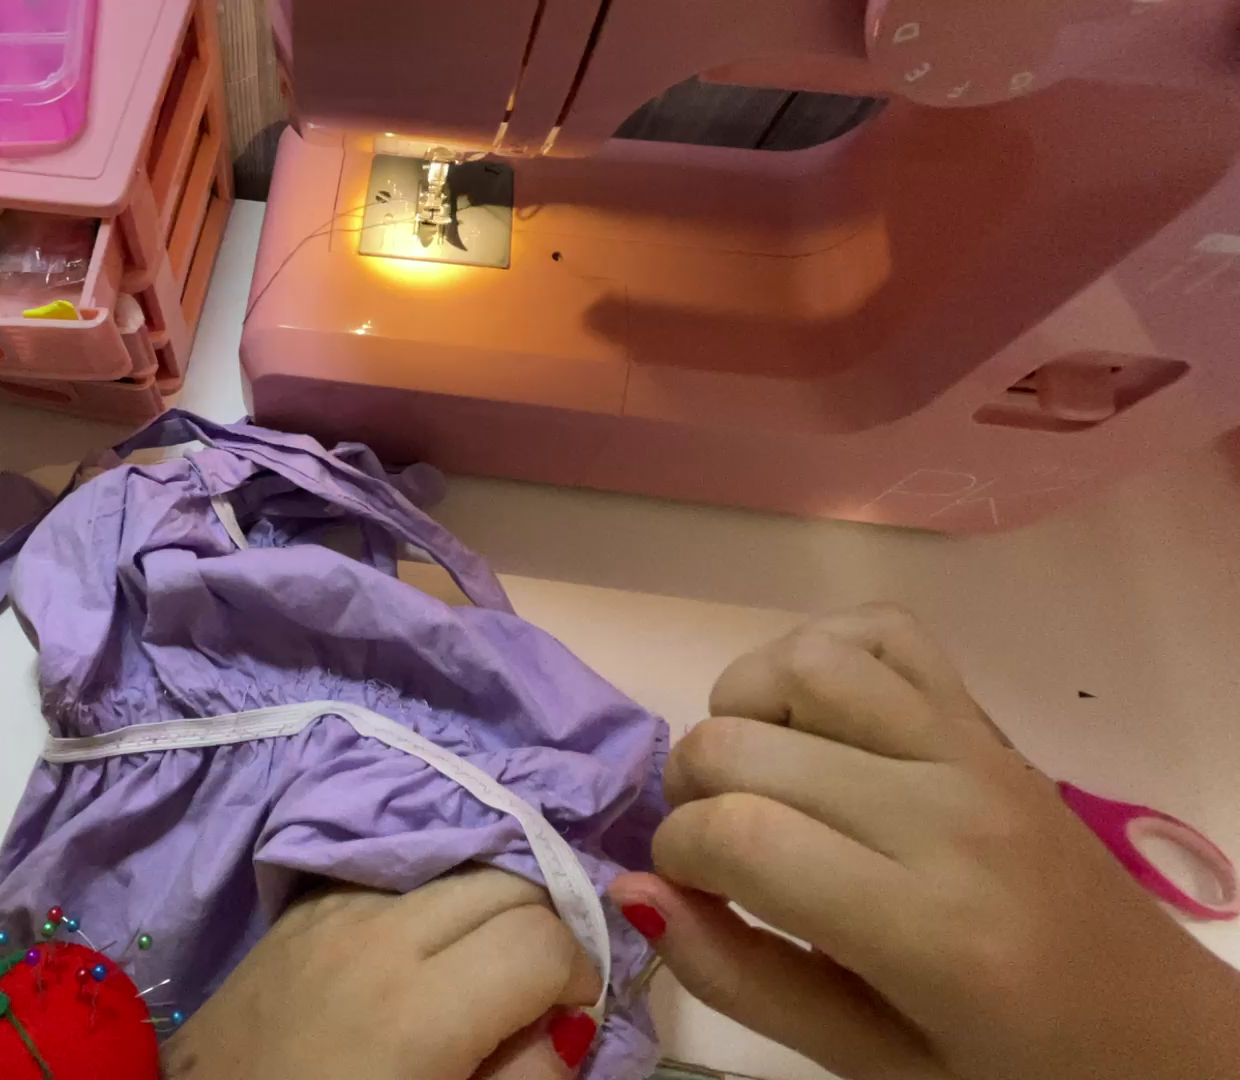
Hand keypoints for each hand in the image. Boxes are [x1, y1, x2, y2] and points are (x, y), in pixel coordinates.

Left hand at [162, 867, 602, 1079]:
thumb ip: (521, 1078)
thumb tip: (561, 1020)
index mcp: (417, 1009)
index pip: (539, 938)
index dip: (578, 972)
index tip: (568, 1011)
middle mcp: (378, 932)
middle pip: (503, 879)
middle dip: (538, 926)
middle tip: (531, 985)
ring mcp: (336, 905)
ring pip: (451, 865)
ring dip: (484, 907)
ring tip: (475, 964)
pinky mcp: (307, 900)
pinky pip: (394, 874)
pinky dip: (428, 900)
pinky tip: (416, 948)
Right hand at [607, 602, 1239, 1079]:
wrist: (1171, 1043)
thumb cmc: (1007, 1067)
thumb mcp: (864, 1063)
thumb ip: (734, 976)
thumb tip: (632, 889)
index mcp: (934, 928)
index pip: (736, 835)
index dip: (678, 855)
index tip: (695, 887)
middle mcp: (952, 815)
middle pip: (737, 744)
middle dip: (689, 793)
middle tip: (719, 842)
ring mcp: (972, 748)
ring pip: (797, 662)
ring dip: (740, 711)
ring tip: (758, 769)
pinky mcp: (981, 716)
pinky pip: (874, 631)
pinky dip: (817, 658)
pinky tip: (812, 721)